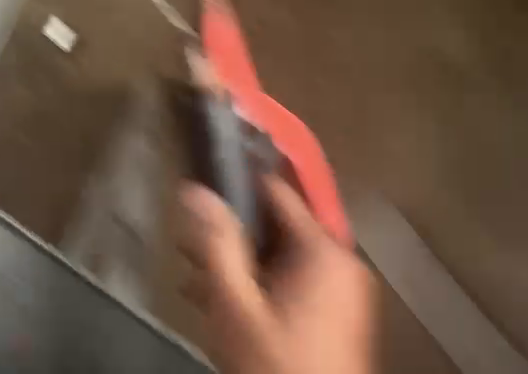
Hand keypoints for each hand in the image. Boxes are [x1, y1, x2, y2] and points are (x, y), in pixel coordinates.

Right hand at [178, 177, 374, 373]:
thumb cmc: (274, 365)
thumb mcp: (234, 301)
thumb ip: (215, 240)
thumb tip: (194, 188)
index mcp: (325, 254)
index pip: (275, 190)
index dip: (235, 178)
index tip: (197, 173)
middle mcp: (340, 265)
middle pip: (275, 224)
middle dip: (228, 228)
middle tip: (186, 240)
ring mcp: (340, 294)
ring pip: (278, 253)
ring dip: (235, 258)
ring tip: (192, 273)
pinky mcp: (333, 317)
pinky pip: (289, 279)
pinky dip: (255, 281)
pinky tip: (215, 299)